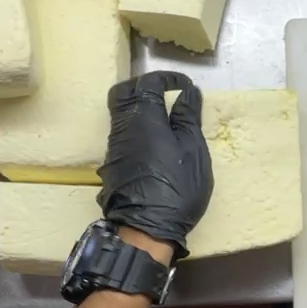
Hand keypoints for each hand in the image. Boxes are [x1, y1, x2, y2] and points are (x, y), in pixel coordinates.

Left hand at [97, 71, 211, 257]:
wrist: (146, 228)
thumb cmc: (177, 187)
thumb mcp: (193, 150)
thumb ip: (188, 118)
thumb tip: (188, 93)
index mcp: (143, 118)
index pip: (148, 83)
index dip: (167, 78)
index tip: (185, 85)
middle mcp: (122, 127)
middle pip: (123, 93)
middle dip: (143, 86)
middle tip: (166, 92)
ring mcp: (114, 147)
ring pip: (120, 113)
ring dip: (140, 107)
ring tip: (165, 117)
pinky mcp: (114, 164)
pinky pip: (123, 133)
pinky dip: (137, 126)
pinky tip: (155, 140)